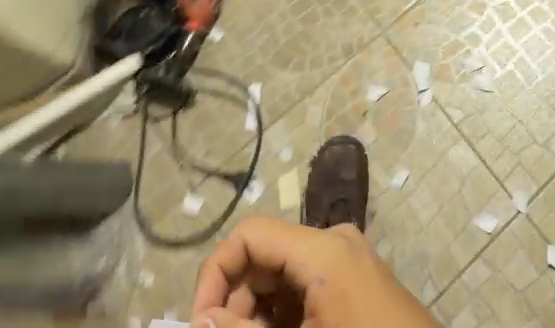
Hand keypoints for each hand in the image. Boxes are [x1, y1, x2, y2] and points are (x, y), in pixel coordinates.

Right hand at [190, 217, 438, 327]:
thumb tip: (201, 320)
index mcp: (322, 247)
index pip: (249, 235)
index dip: (214, 275)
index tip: (200, 325)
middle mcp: (334, 242)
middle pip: (264, 257)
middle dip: (235, 304)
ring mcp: (348, 261)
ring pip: (281, 277)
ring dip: (257, 315)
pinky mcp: (354, 283)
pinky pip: (304, 290)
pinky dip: (281, 317)